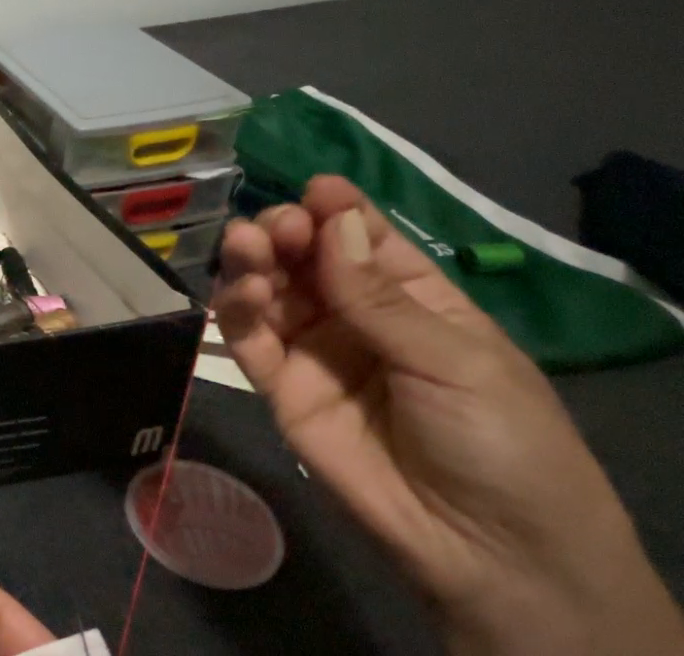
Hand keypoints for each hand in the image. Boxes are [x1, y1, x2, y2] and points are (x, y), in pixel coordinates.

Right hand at [214, 175, 683, 653]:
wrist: (488, 551)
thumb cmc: (503, 443)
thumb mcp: (457, 361)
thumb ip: (379, 296)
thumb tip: (329, 220)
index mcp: (417, 302)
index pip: (366, 240)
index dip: (337, 211)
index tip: (313, 189)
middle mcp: (356, 318)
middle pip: (305, 259)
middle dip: (285, 232)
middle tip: (272, 229)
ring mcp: (314, 352)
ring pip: (269, 291)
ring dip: (251, 263)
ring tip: (245, 248)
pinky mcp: (279, 389)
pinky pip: (249, 341)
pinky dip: (236, 312)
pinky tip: (241, 295)